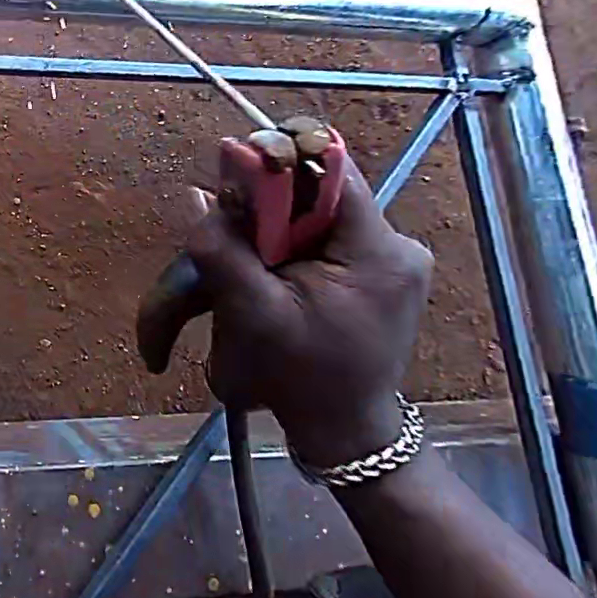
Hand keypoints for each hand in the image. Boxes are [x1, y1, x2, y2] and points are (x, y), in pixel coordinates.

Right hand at [183, 165, 432, 466]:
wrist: (346, 433)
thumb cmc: (302, 379)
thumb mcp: (252, 314)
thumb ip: (222, 249)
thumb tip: (198, 193)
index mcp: (378, 251)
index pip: (331, 170)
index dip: (281, 163)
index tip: (239, 175)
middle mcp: (398, 244)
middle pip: (323, 190)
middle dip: (274, 204)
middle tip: (239, 231)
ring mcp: (395, 257)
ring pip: (323, 211)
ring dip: (282, 225)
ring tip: (259, 262)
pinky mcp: (383, 269)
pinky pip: (330, 233)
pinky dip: (297, 242)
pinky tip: (280, 273)